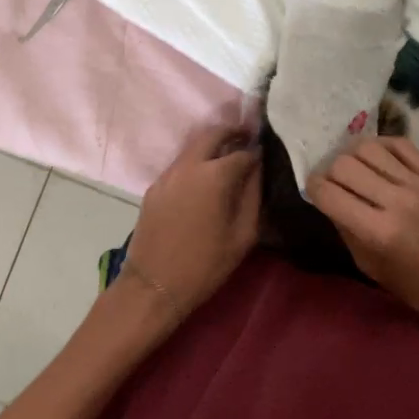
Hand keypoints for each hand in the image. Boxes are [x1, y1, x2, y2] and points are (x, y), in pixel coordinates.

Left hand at [126, 124, 262, 322]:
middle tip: (247, 138)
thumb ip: (253, 196)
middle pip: (212, 134)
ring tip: (228, 158)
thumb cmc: (205, 264)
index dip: (257, 152)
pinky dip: (195, 163)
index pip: (242, 152)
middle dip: (232, 133)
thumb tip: (258, 171)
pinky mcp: (154, 187)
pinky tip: (203, 180)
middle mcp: (188, 166)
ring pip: (192, 147)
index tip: (266, 155)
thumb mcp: (242, 235)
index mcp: (214, 176)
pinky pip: (179, 165)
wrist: (152, 286)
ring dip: (212, 146)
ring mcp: (167, 175)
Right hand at [307, 137, 418, 328]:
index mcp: (378, 232)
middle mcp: (396, 202)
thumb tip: (328, 200)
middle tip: (333, 182)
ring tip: (354, 168)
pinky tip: (378, 158)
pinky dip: (382, 146)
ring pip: (370, 148)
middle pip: (345, 164)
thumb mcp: (372, 269)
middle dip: (329, 171)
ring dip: (353, 155)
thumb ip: (347, 231)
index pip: (329, 193)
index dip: (312, 187)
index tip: (314, 190)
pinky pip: (401, 145)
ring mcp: (418, 185)